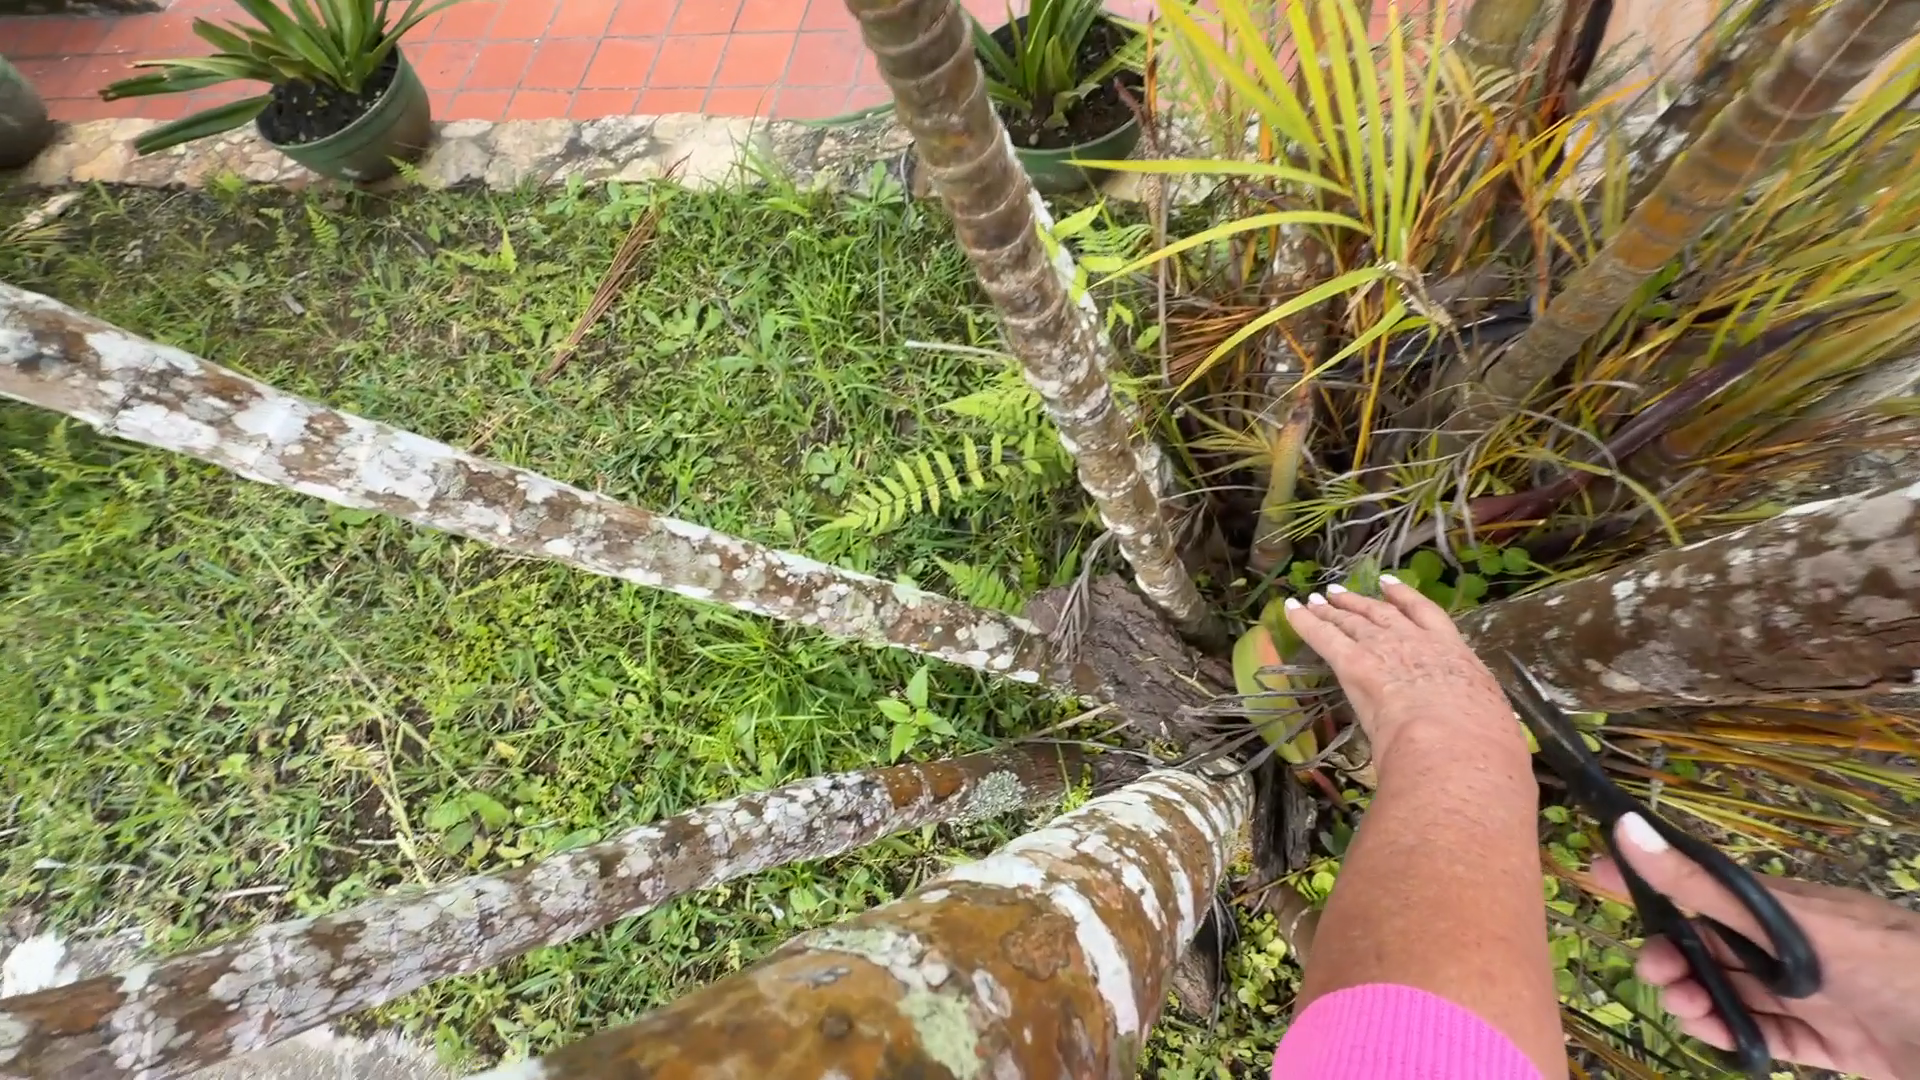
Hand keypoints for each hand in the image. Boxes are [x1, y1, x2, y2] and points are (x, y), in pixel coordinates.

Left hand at [1281, 576, 1521, 766]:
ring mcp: (1382, 648)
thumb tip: (1482, 727)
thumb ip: (1477, 713)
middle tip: (1338, 592)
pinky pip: (1321, 634)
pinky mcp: (1351, 660)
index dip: (1405, 597)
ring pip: (1350, 621)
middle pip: (1380, 614)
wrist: (1452, 742)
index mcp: (1454, 655)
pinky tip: (1291, 609)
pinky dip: (1303, 620)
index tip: (1389, 584)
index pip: (1427, 615)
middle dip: (1358, 602)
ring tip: (1316, 600)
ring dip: (1331, 609)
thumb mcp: (1491, 720)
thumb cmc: (1483, 744)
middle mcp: (1416, 641)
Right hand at [1596, 814, 1919, 1078]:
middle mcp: (1787, 948)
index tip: (1594, 881)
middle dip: (1670, 956)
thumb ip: (1701, 883)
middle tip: (1657, 976)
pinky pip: (1772, 1038)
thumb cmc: (1892, 967)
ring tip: (1689, 1012)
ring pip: (1732, 991)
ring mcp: (1813, 998)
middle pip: (1706, 944)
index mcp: (1775, 908)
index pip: (1692, 886)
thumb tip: (1623, 824)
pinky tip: (1723, 1039)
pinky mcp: (1837, 1048)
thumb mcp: (1789, 922)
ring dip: (1697, 998)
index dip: (1644, 885)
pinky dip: (1738, 1036)